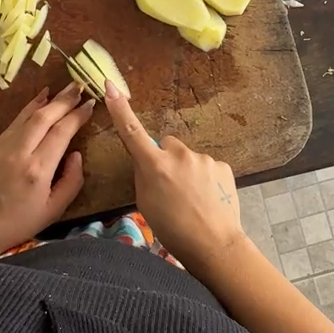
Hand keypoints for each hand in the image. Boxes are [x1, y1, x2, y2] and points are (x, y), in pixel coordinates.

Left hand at [0, 84, 95, 260]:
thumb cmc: (17, 223)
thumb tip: (77, 154)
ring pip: (29, 115)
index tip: (91, 104)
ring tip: (66, 88)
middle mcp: (20, 152)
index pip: (62, 132)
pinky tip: (41, 99)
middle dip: (65, 100)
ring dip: (49, 100)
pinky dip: (31, 107)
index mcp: (38, 170)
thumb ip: (72, 181)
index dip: (78, 115)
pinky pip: (16, 121)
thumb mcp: (53, 210)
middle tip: (81, 87)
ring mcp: (4, 146)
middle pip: (46, 117)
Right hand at [105, 82, 247, 268]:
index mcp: (154, 165)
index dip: (119, 109)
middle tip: (170, 188)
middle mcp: (179, 155)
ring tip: (192, 200)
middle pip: (166, 146)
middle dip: (166, 159)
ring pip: (188, 158)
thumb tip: (148, 162)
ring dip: (187, 172)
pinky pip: (206, 167)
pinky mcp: (222, 165)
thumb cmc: (173, 230)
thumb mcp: (145, 204)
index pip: (131, 131)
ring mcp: (203, 159)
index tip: (110, 88)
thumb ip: (144, 176)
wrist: (214, 244)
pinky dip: (205, 179)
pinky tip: (208, 199)